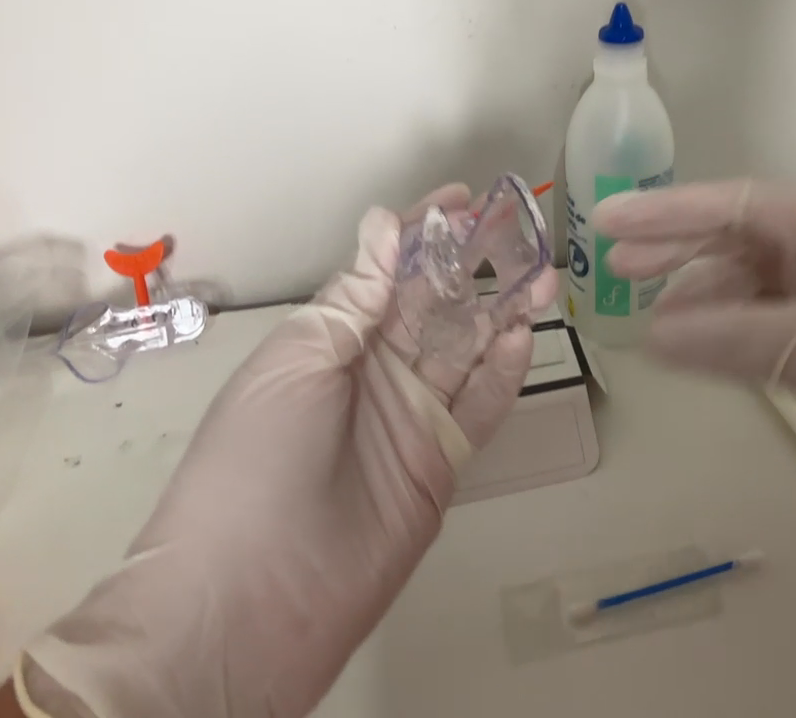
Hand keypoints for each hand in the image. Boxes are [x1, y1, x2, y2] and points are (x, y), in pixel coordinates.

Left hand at [18, 185, 555, 717]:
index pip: (387, 273)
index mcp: (333, 341)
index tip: (462, 200)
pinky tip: (526, 336)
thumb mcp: (297, 361)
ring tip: (541, 277)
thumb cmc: (258, 457)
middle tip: (521, 232)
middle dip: (477, 266)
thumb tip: (384, 225)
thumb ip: (354, 297)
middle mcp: (377, 371)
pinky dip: (507, 371)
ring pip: (469, 348)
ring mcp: (413, 416)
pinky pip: (481, 405)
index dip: (423, 234)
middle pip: (436, 306)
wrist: (254, 594)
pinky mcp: (442, 460)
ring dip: (504, 311)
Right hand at [594, 180, 795, 619]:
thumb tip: (651, 335)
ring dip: (698, 296)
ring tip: (649, 318)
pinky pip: (765, 328)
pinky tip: (699, 349)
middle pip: (738, 240)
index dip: (672, 211)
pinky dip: (726, 335)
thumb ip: (740, 339)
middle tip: (614, 265)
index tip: (609, 221)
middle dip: (677, 248)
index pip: (741, 206)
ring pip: (749, 287)